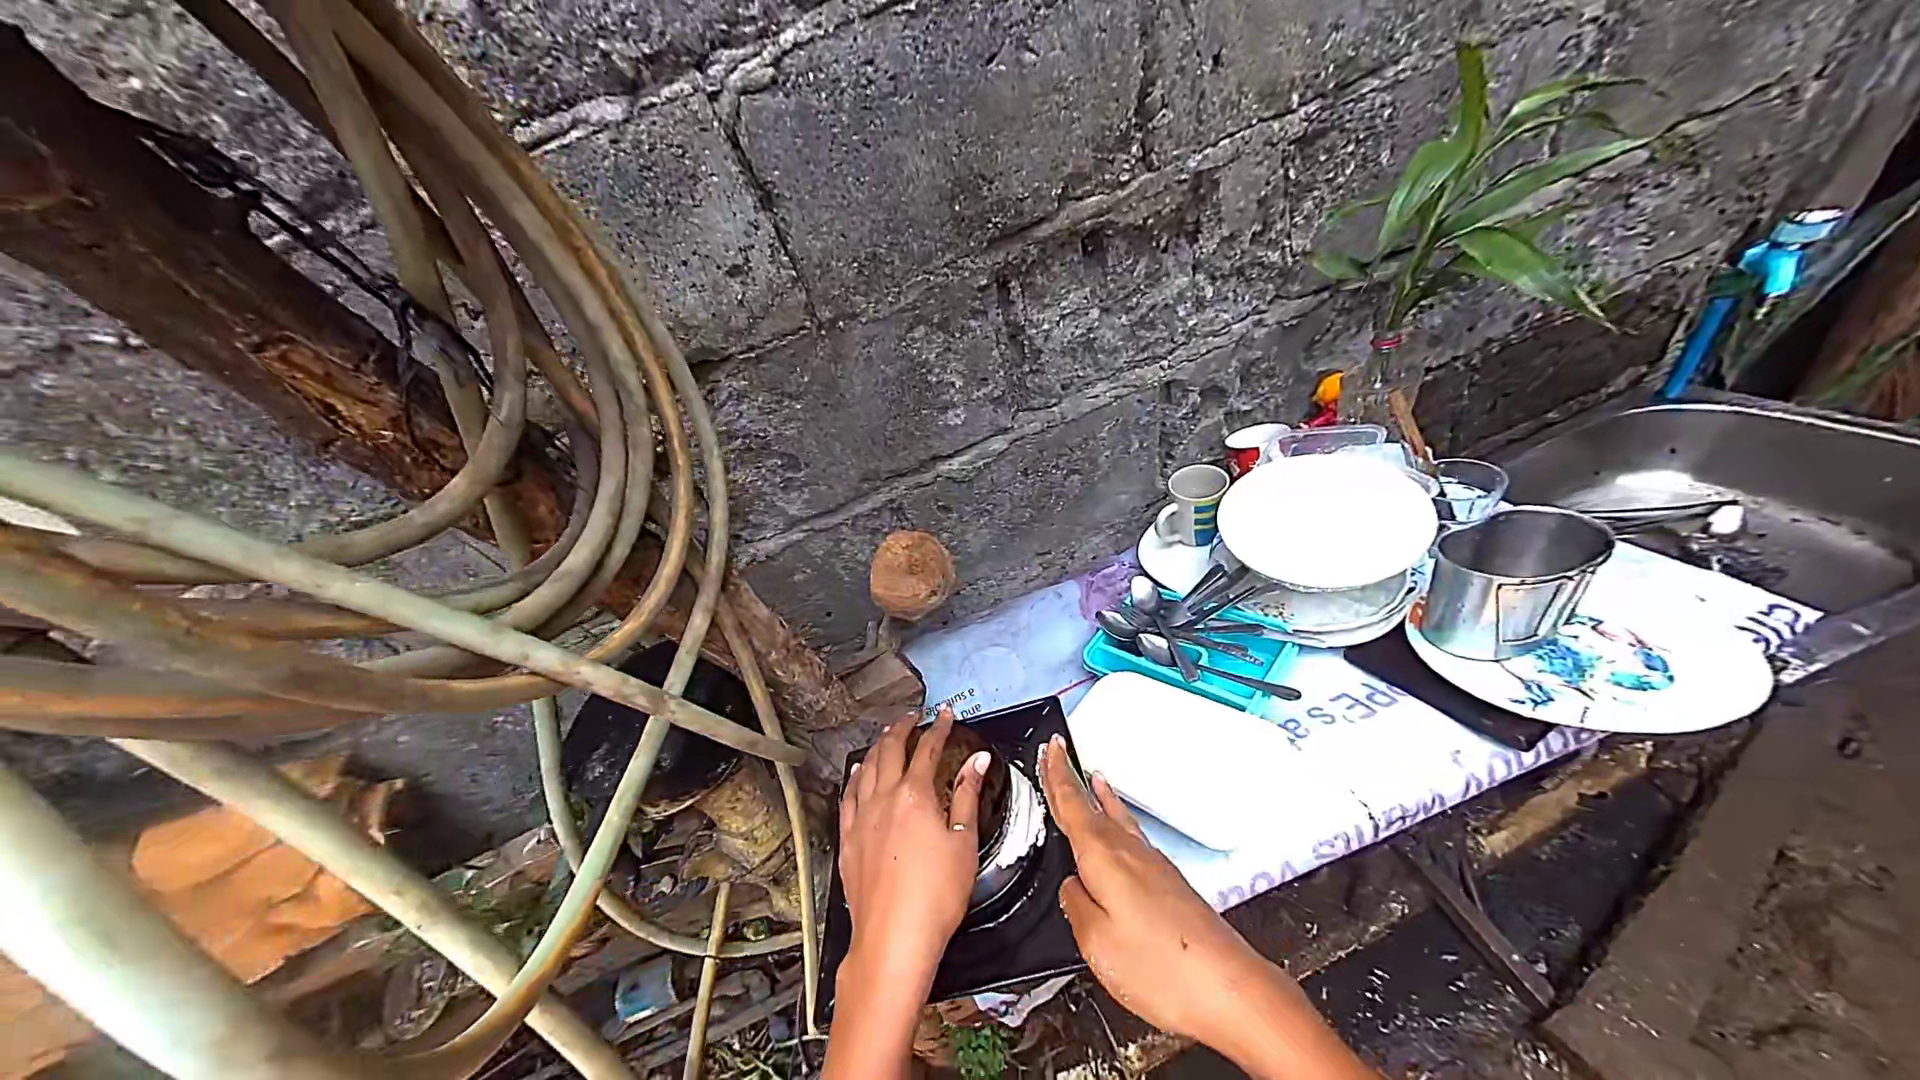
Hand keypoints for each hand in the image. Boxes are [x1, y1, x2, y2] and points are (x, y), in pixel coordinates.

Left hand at [825, 707, 988, 1079]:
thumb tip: (977, 763)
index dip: (938, 728)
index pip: (927, 749)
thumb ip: (967, 795)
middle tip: (913, 717)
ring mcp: (861, 818)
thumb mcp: (964, 842)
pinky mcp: (848, 839)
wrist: (893, 939)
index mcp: (914, 796)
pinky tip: (858, 773)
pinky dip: (856, 776)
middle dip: (904, 727)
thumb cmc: (933, 897)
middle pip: (891, 749)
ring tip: (887, 735)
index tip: (944, 716)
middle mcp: (883, 799)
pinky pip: (848, 795)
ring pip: (866, 767)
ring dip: (879, 745)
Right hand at [1040, 736, 1374, 1078]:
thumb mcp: (1097, 943)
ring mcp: (1153, 863)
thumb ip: (1075, 906)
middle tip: (1058, 752)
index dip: (1057, 775)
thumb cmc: (1167, 968)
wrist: (1232, 988)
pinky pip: (1133, 833)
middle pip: (1092, 803)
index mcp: (1104, 857)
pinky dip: (1119, 816)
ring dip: (1097, 794)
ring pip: (1115, 815)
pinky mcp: (1170, 881)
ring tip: (1091, 776)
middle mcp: (1129, 851)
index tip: (1051, 750)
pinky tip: (1123, 824)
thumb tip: (1070, 889)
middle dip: (1071, 777)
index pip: (1072, 803)